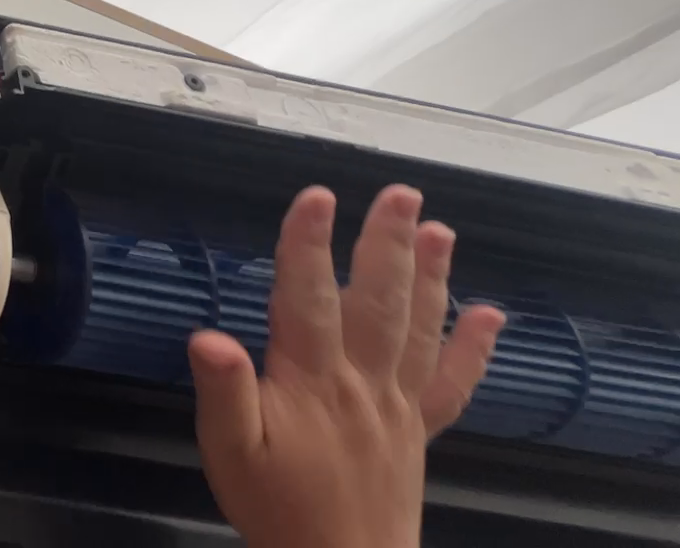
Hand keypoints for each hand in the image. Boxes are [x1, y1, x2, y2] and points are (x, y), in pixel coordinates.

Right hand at [189, 185, 506, 547]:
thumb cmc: (273, 502)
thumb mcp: (229, 448)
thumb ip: (223, 391)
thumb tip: (207, 337)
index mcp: (311, 379)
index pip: (308, 297)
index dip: (307, 244)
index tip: (315, 196)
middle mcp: (362, 382)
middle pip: (377, 302)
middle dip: (386, 244)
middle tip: (401, 195)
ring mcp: (396, 405)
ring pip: (417, 330)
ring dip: (429, 276)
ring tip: (438, 229)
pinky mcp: (414, 428)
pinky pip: (450, 383)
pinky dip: (473, 347)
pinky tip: (489, 315)